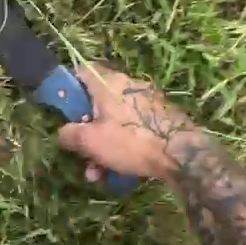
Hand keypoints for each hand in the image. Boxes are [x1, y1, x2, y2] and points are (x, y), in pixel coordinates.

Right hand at [55, 64, 197, 179]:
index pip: (82, 71)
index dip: (68, 87)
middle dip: (86, 130)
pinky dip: (122, 146)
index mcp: (109, 83)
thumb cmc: (130, 141)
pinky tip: (119, 171)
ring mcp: (148, 102)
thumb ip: (68, 134)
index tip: (62, 108)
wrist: (183, 154)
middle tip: (81, 152)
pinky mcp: (162, 118)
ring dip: (102, 146)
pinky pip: (132, 129)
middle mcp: (129, 86)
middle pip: (97, 102)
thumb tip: (63, 133)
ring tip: (99, 173)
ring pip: (115, 121)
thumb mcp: (89, 141)